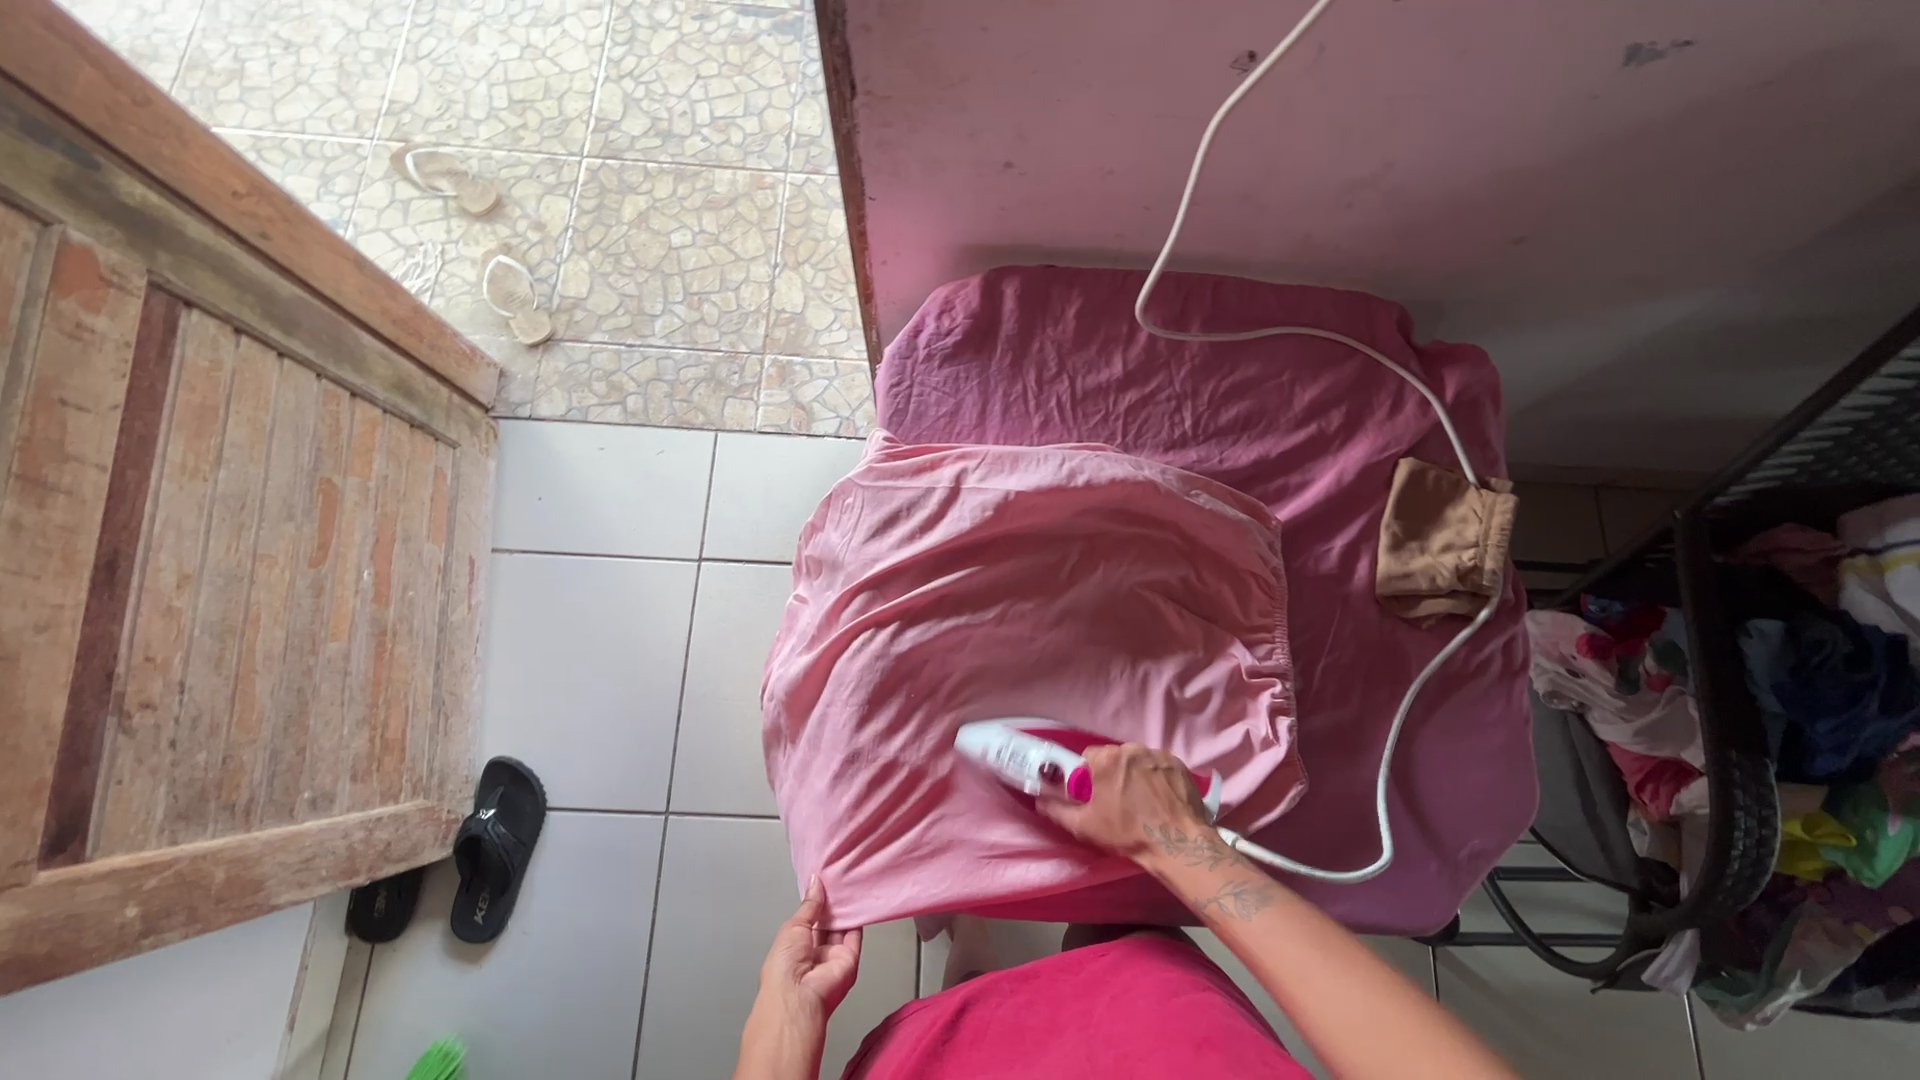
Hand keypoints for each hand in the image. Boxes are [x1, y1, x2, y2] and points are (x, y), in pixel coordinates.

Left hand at [756, 876, 863, 1024]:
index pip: (810, 919)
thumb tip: (815, 882)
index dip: (816, 900)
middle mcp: (816, 951)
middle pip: (828, 922)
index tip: (823, 879)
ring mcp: (834, 955)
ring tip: (849, 882)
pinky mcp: (850, 959)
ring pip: (842, 926)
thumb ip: (809, 905)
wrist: (798, 996)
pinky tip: (859, 898)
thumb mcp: (793, 927)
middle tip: (838, 877)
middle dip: (832, 902)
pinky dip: (858, 918)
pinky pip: (856, 935)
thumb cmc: (784, 965)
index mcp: (796, 946)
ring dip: (845, 907)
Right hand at [1037, 743, 1217, 866]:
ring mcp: (1157, 754)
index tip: (1095, 795)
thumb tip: (1039, 801)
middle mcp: (1131, 749)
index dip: (1089, 777)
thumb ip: (1058, 810)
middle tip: (1119, 801)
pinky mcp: (1178, 763)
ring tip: (1143, 801)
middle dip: (1113, 774)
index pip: (1088, 758)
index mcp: (1106, 759)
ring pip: (1137, 760)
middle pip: (1114, 757)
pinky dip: (1157, 777)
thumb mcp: (1086, 826)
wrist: (1178, 844)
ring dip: (1136, 774)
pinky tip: (1161, 798)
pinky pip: (1159, 765)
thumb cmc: (1128, 833)